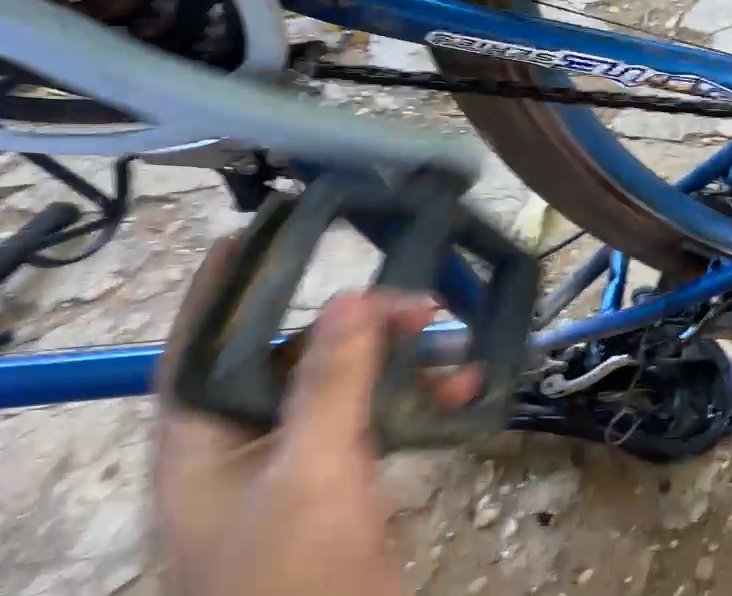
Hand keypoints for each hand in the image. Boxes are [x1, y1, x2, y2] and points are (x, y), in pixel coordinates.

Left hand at [153, 240, 479, 595]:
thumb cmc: (294, 570)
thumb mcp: (313, 470)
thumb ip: (333, 380)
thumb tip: (355, 294)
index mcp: (202, 446)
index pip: (201, 350)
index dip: (224, 292)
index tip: (258, 234)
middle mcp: (241, 448)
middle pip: (292, 361)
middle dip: (357, 326)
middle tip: (418, 300)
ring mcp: (294, 467)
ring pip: (346, 388)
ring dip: (403, 362)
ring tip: (458, 345)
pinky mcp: (341, 483)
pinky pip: (378, 419)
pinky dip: (419, 400)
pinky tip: (465, 390)